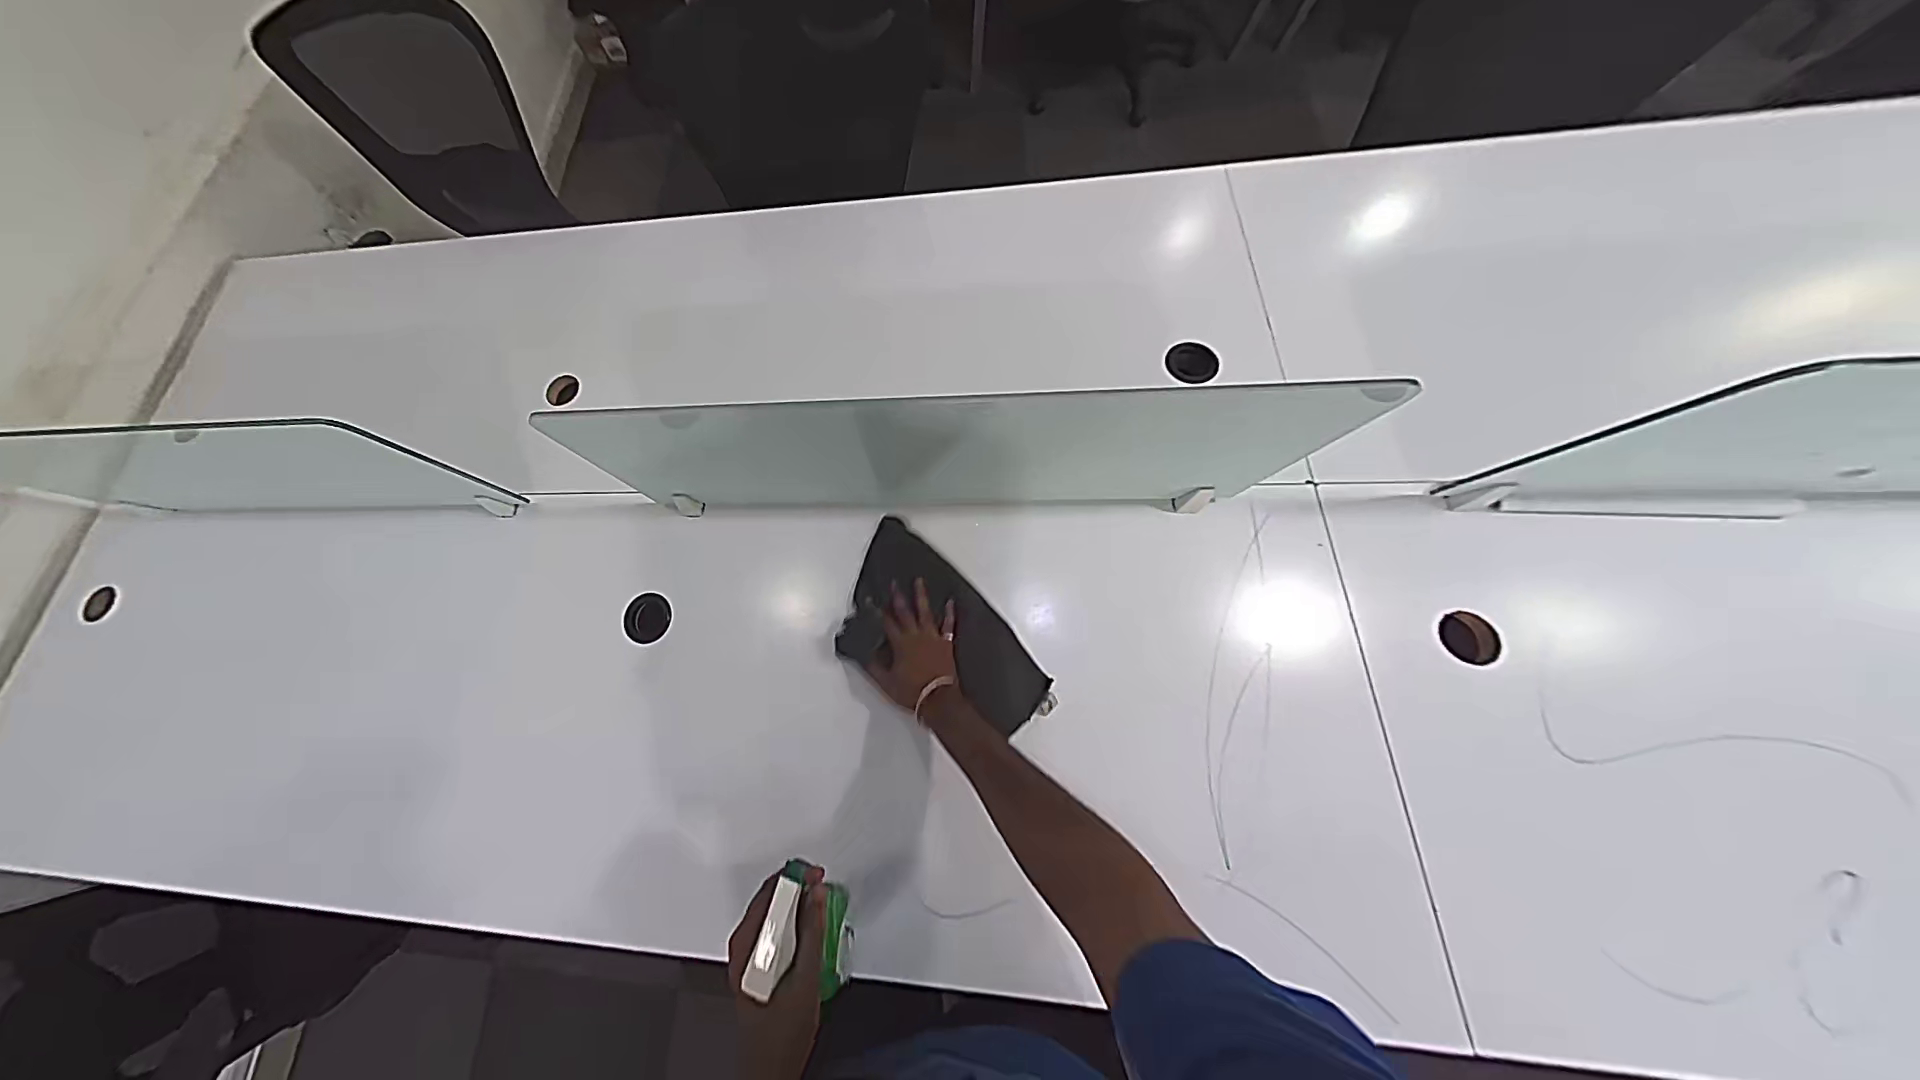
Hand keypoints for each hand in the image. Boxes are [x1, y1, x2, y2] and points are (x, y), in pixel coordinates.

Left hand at [729, 864, 827, 1079]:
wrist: (770, 1065)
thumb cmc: (783, 1028)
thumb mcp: (805, 975)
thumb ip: (812, 930)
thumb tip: (815, 892)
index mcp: (747, 945)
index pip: (770, 893)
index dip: (795, 878)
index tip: (816, 873)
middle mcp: (741, 946)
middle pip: (768, 900)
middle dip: (795, 887)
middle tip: (820, 882)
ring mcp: (745, 955)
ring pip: (770, 913)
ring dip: (794, 902)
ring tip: (817, 899)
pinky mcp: (753, 963)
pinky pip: (771, 928)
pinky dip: (790, 918)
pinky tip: (807, 923)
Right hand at [863, 579, 957, 717]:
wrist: (938, 699)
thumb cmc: (911, 691)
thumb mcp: (886, 682)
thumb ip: (874, 667)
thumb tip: (863, 655)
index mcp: (900, 644)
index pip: (886, 623)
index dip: (877, 611)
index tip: (871, 599)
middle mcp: (916, 636)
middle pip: (905, 612)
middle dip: (898, 597)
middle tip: (894, 583)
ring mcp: (933, 637)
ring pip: (926, 612)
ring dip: (921, 596)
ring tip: (919, 581)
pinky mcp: (946, 643)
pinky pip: (948, 625)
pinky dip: (949, 613)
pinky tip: (950, 602)